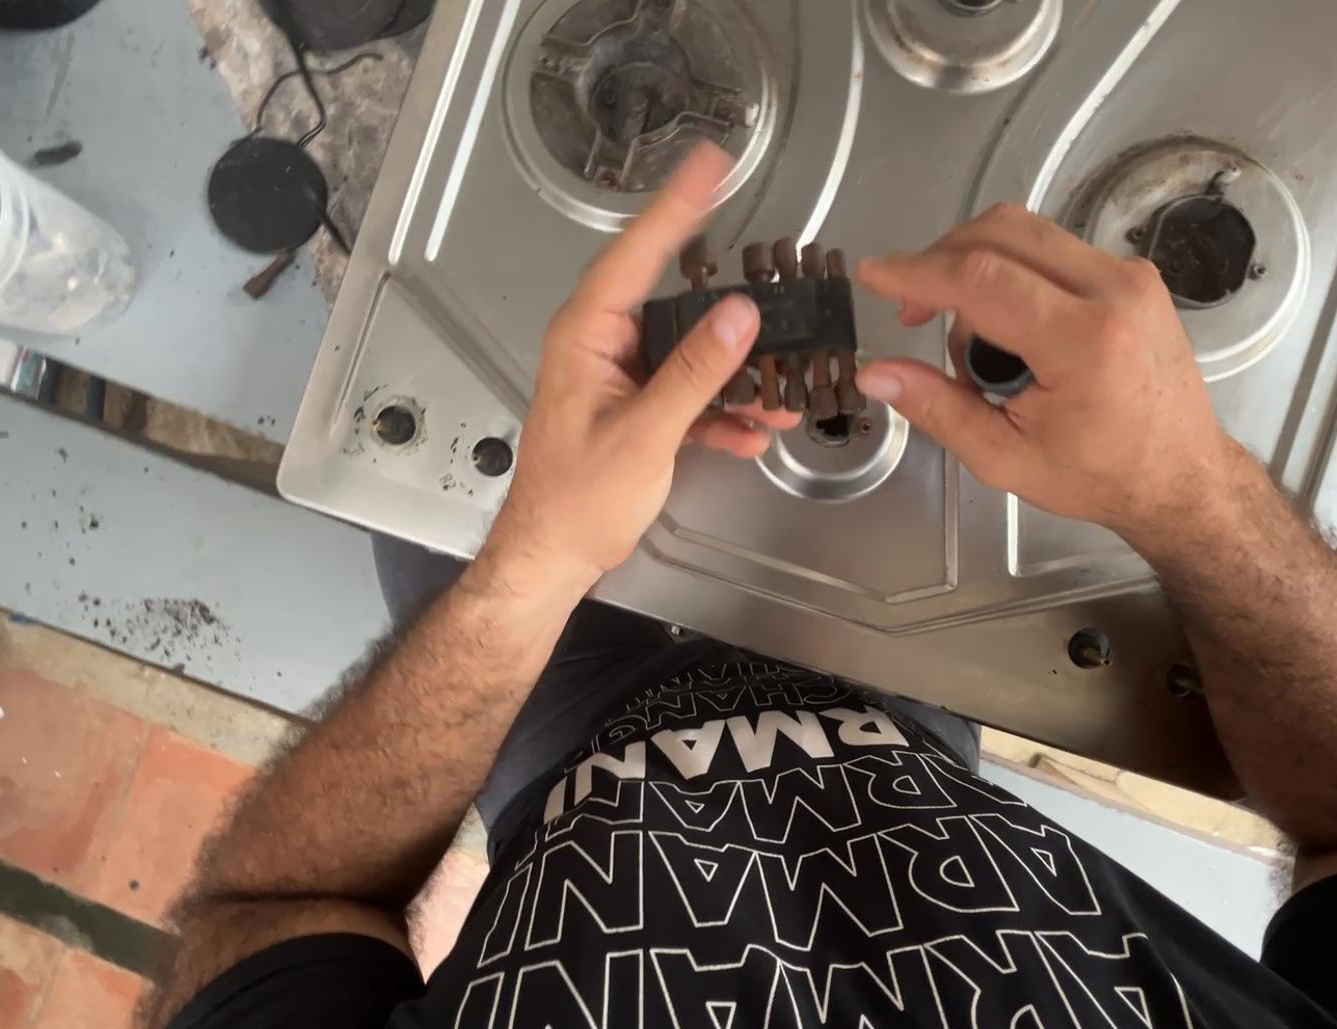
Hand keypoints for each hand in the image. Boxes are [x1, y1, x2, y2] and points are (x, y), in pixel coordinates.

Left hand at [481, 144, 798, 590]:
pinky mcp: (637, 412)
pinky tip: (750, 433)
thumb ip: (693, 373)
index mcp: (587, 337)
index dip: (676, 209)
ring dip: (734, 376)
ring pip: (688, 356)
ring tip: (780, 391)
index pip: (634, 256)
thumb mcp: (643, 435)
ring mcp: (621, 381)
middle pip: (673, 305)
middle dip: (728, 313)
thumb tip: (739, 316)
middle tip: (776, 295)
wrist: (556, 554)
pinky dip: (718, 413)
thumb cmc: (579, 500)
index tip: (710, 166)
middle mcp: (602, 348)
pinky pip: (686, 396)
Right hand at [854, 204, 1240, 541]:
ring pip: (1024, 234)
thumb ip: (935, 407)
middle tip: (910, 312)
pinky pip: (1048, 250)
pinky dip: (1006, 274)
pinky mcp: (1129, 276)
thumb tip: (876, 374)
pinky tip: (998, 328)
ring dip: (971, 268)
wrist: (1180, 475)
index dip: (915, 273)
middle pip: (1001, 233)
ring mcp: (1127, 275)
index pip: (980, 278)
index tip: (873, 275)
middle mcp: (1112, 289)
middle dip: (938, 261)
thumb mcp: (1002, 456)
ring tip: (960, 338)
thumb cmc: (1096, 476)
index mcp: (1082, 340)